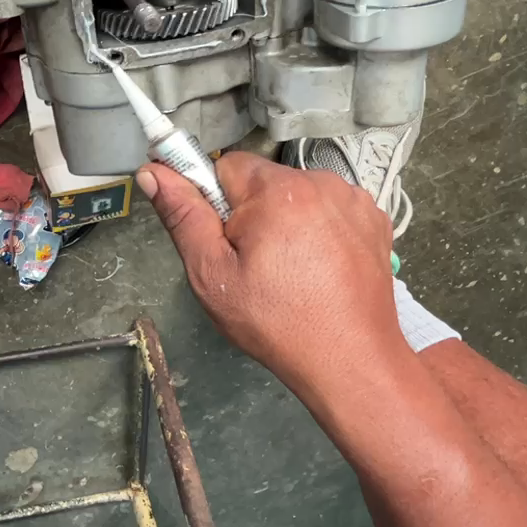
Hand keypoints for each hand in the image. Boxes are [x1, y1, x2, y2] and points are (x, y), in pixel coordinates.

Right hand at [138, 152, 403, 394]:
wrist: (351, 360)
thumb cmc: (275, 321)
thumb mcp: (212, 273)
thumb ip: (182, 216)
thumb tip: (151, 172)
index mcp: (276, 190)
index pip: (225, 165)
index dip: (214, 202)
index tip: (223, 240)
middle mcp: (319, 180)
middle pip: (262, 181)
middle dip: (250, 212)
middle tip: (254, 264)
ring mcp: (353, 198)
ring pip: (295, 194)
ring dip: (285, 218)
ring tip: (290, 270)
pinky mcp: (374, 217)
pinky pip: (328, 207)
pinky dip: (319, 227)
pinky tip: (319, 266)